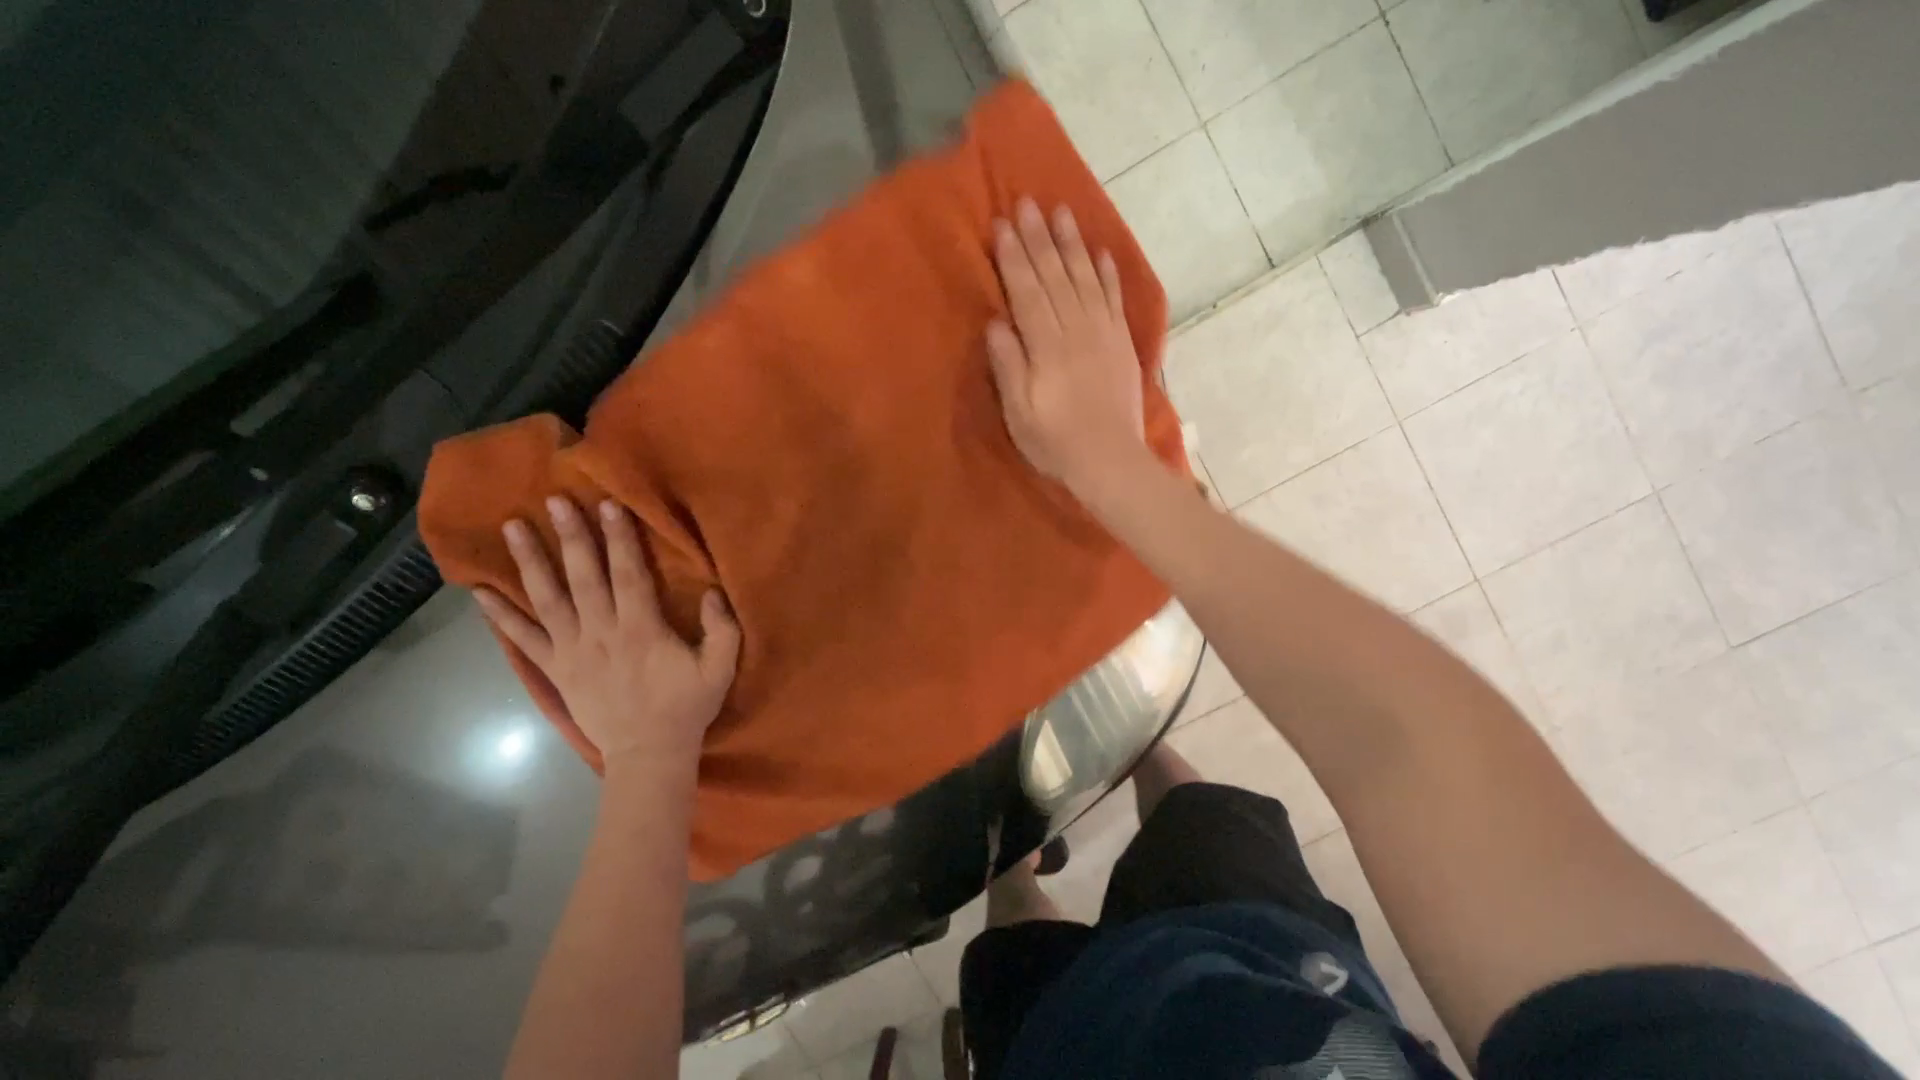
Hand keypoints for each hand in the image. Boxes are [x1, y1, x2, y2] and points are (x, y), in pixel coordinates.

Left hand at [474, 496, 740, 776]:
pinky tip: (479, 593)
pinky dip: (501, 617)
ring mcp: (573, 651)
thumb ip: (722, 629)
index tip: (607, 504)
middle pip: (583, 577)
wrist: (648, 754)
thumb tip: (713, 590)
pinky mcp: (556, 669)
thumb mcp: (720, 669)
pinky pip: (524, 639)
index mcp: (641, 630)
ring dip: (530, 561)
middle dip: (570, 536)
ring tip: (512, 526)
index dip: (619, 538)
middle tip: (554, 500)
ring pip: (547, 599)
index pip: (628, 574)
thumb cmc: (686, 707)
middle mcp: (601, 633)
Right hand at [986, 198, 1148, 498]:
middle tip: (1027, 202)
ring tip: (1062, 212)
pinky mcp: (1122, 343)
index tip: (1002, 224)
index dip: (1013, 257)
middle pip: (1055, 276)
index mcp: (1046, 346)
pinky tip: (1099, 252)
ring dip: (1072, 244)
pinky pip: (1114, 298)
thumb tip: (997, 322)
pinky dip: (1107, 273)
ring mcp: (1104, 333)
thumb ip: (1008, 365)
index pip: (1026, 291)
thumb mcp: (1018, 412)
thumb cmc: (1056, 442)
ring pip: (1086, 278)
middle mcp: (1076, 329)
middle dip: (1039, 238)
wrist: (1111, 461)